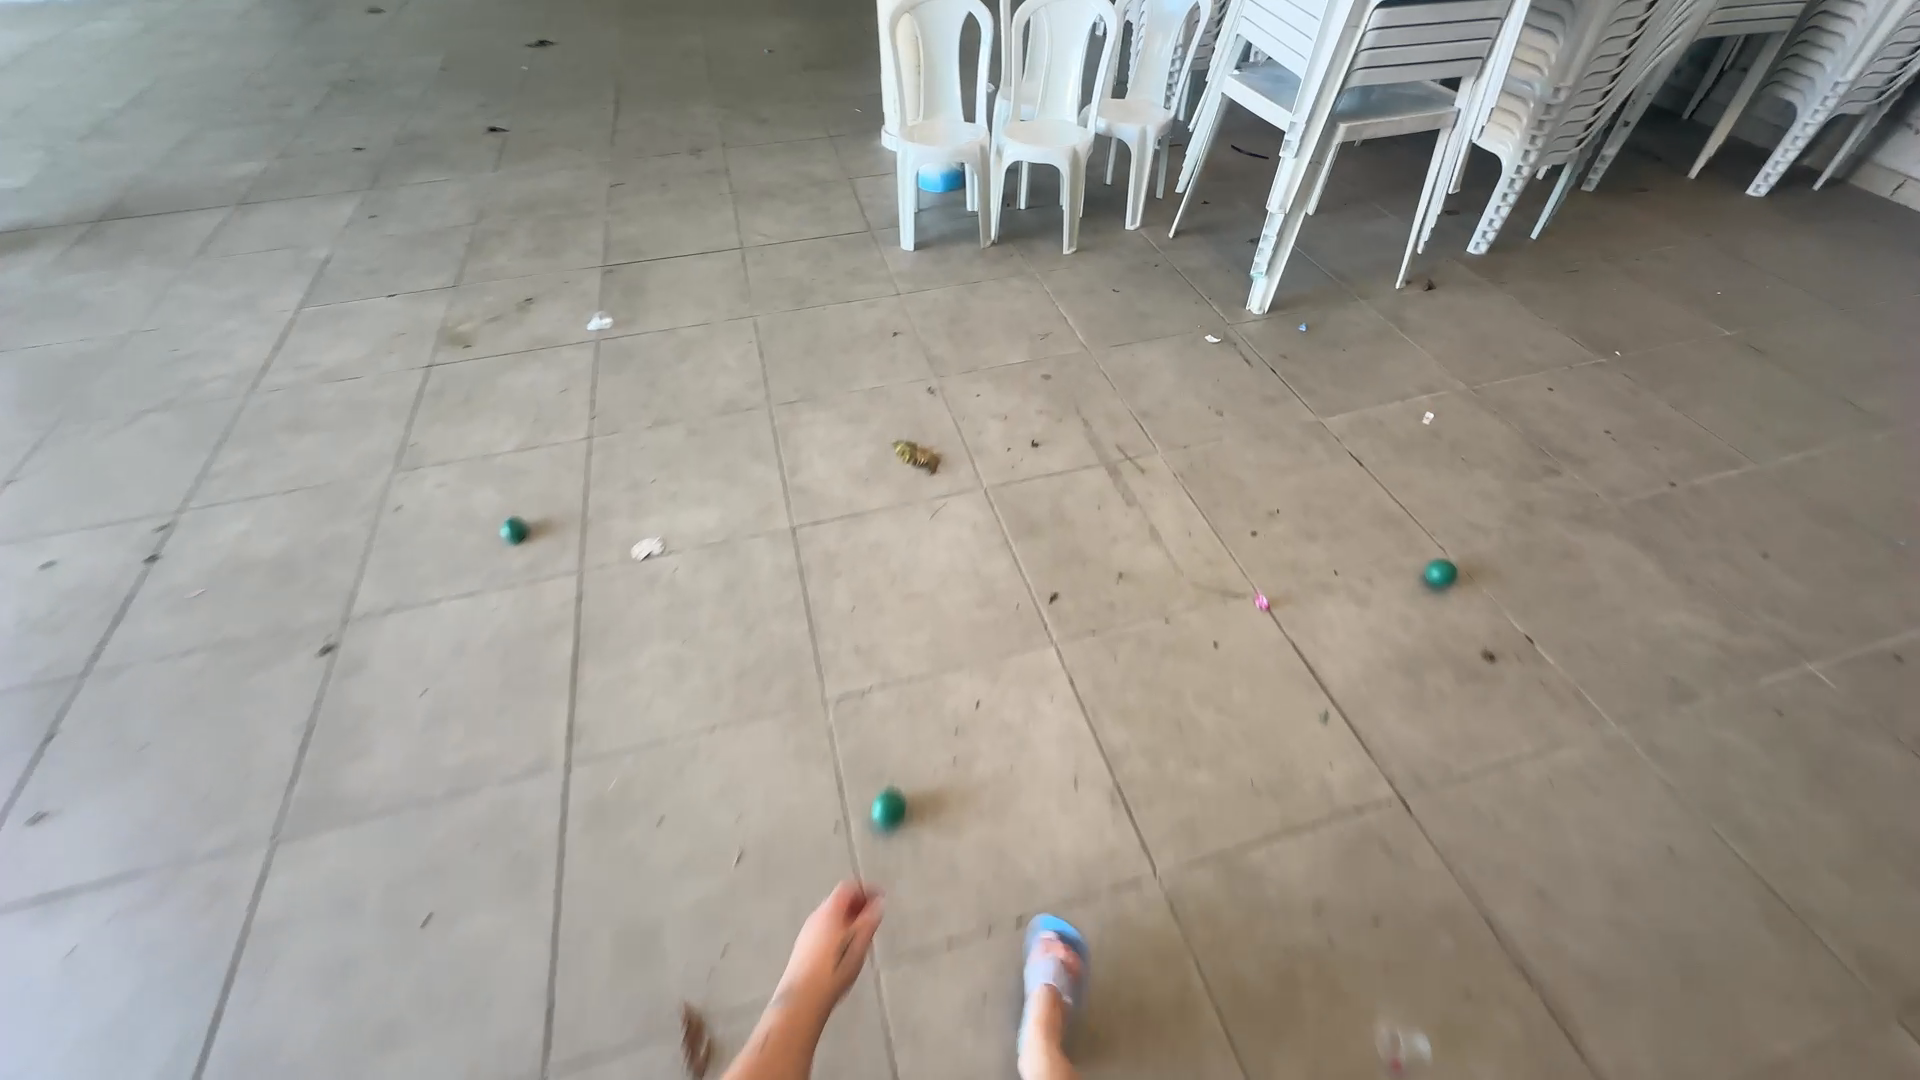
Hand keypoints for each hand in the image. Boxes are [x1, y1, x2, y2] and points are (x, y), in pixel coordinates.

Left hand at [774, 881, 884, 1016]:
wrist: (801, 1000)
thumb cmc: (835, 970)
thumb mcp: (859, 945)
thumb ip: (869, 921)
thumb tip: (878, 903)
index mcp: (830, 911)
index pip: (848, 887)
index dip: (865, 889)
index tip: (880, 898)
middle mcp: (816, 916)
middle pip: (838, 900)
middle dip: (857, 904)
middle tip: (872, 916)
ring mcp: (807, 932)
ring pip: (831, 915)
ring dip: (848, 918)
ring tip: (862, 934)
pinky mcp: (802, 947)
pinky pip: (824, 928)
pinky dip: (837, 929)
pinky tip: (844, 948)